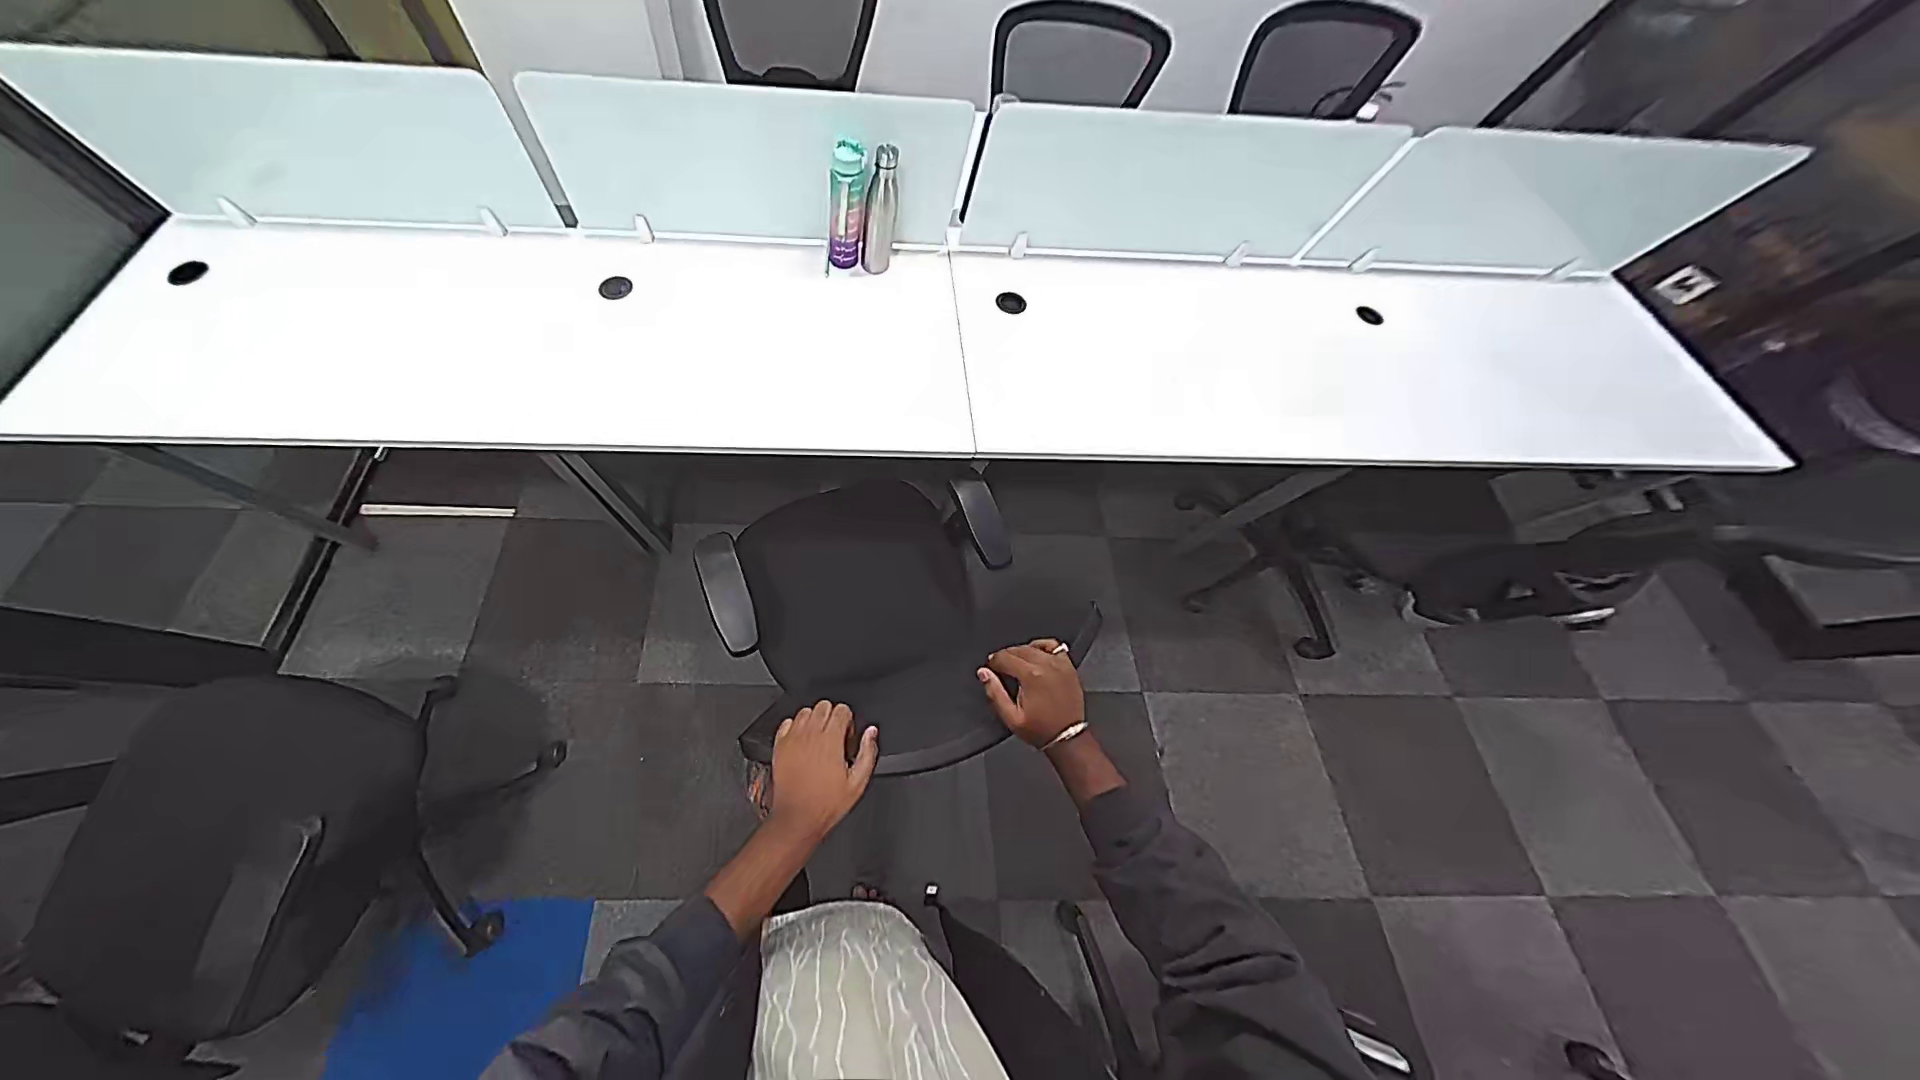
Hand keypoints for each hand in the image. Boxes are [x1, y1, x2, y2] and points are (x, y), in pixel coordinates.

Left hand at [768, 701, 878, 841]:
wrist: (797, 818)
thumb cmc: (826, 803)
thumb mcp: (858, 782)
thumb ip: (868, 752)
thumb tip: (871, 732)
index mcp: (831, 740)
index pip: (841, 709)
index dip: (848, 720)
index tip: (847, 735)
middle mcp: (810, 735)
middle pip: (823, 705)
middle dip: (832, 716)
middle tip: (835, 736)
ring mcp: (792, 739)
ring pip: (805, 711)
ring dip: (814, 720)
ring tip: (818, 738)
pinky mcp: (779, 746)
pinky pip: (787, 723)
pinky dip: (795, 727)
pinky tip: (802, 742)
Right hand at [979, 638, 1084, 747]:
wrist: (1066, 737)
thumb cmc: (1040, 729)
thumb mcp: (1011, 717)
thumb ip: (995, 693)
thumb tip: (984, 674)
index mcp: (1031, 676)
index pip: (1005, 657)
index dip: (993, 661)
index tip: (990, 667)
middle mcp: (1046, 666)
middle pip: (1018, 649)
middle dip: (1005, 656)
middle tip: (1000, 666)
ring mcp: (1059, 664)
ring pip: (1034, 646)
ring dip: (1021, 651)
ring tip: (1016, 662)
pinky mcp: (1068, 667)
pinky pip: (1054, 646)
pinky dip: (1042, 646)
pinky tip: (1036, 654)